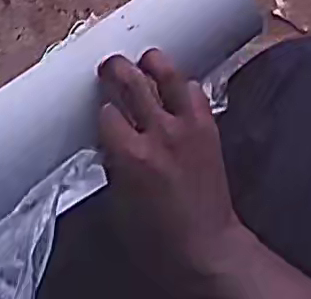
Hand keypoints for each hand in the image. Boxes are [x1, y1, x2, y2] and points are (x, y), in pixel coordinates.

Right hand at [97, 51, 251, 289]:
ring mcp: (186, 126)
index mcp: (131, 156)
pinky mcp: (207, 125)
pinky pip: (193, 89)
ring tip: (143, 61)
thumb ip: (113, 163)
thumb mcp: (119, 204)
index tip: (103, 110)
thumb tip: (109, 139)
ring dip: (151, 63)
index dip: (103, 109)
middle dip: (116, 68)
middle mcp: (159, 133)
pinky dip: (182, 85)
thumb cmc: (159, 239)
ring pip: (167, 73)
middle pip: (132, 80)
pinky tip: (175, 90)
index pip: (108, 112)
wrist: (208, 249)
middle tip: (110, 67)